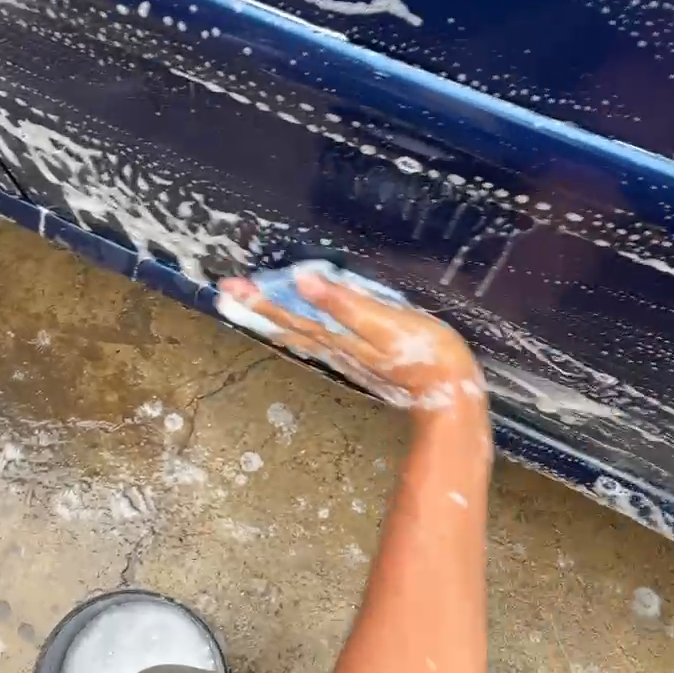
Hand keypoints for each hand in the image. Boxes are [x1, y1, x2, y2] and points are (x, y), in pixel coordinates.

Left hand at [217, 268, 483, 412]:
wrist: (447, 391)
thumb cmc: (423, 354)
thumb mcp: (384, 322)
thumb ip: (343, 302)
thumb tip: (303, 281)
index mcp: (334, 334)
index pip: (287, 313)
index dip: (258, 299)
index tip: (229, 287)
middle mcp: (332, 346)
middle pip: (285, 324)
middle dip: (256, 308)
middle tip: (225, 295)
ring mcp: (343, 354)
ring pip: (297, 333)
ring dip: (271, 319)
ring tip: (247, 308)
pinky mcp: (357, 357)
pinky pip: (315, 341)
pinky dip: (296, 332)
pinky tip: (293, 330)